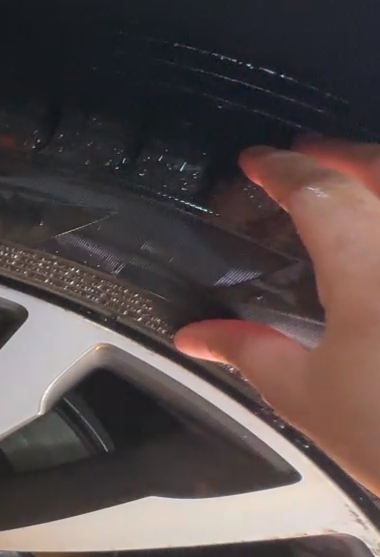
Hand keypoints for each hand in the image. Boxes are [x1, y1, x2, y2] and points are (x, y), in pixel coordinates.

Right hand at [175, 139, 379, 493]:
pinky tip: (378, 246)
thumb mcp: (310, 399)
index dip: (285, 170)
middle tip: (317, 157)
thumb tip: (196, 335)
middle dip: (351, 157)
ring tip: (368, 188)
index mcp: (370, 277)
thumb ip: (252, 352)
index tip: (257, 161)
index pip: (322, 196)